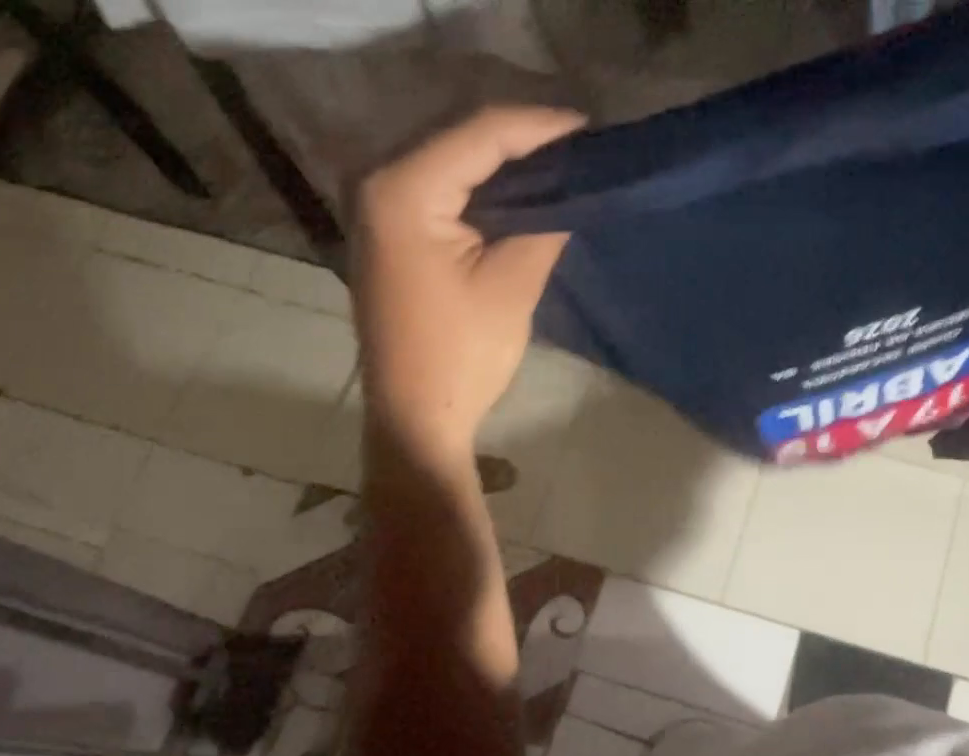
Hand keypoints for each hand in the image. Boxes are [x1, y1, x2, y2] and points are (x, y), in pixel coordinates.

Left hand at [350, 106, 585, 459]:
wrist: (416, 416)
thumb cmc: (462, 356)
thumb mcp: (512, 285)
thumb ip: (544, 223)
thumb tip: (574, 187)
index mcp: (403, 189)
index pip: (480, 133)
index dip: (541, 127)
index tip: (593, 131)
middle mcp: (377, 181)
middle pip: (459, 136)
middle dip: (522, 138)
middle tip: (580, 147)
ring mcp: (375, 205)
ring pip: (449, 158)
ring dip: (503, 161)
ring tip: (560, 165)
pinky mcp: (387, 230)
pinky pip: (438, 187)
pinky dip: (480, 186)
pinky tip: (520, 193)